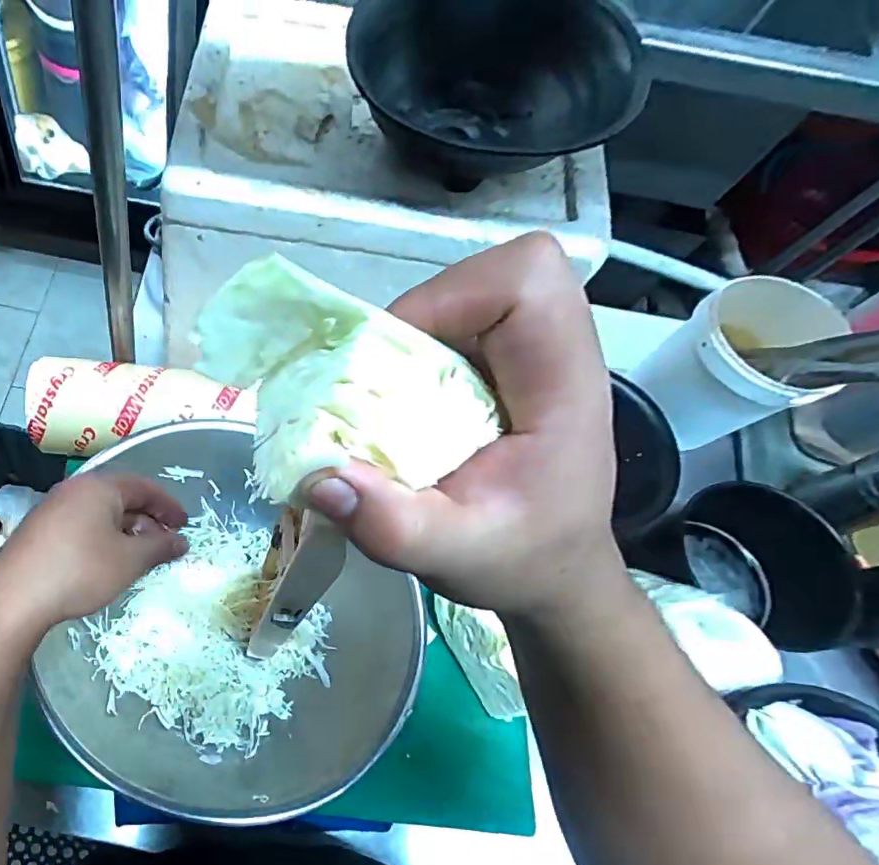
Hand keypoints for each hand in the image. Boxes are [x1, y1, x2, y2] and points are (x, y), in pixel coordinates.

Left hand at [0, 472, 188, 636]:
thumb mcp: (128, 561)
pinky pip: (80, 525)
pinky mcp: (39, 530)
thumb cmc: (80, 571)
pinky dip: (101, 537)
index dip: (168, 505)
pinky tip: (105, 562)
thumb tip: (180, 541)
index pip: (144, 486)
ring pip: (99, 513)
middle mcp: (74, 489)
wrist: (14, 597)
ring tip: (138, 555)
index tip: (185, 525)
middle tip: (165, 542)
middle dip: (147, 519)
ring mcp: (53, 508)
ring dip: (124, 530)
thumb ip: (159, 547)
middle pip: (120, 497)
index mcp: (99, 487)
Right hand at [304, 232, 624, 616]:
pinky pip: (449, 333)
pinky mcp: (497, 374)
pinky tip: (390, 406)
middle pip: (486, 277)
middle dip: (416, 317)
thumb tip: (317, 478)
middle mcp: (549, 357)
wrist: (548, 574)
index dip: (448, 297)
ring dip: (404, 339)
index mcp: (561, 385)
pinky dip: (406, 358)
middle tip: (374, 379)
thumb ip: (389, 525)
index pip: (524, 280)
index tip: (393, 357)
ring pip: (462, 300)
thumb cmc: (517, 561)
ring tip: (378, 396)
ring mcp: (523, 361)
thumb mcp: (451, 554)